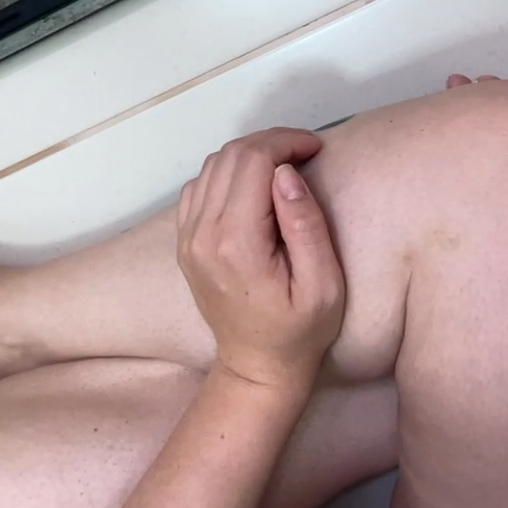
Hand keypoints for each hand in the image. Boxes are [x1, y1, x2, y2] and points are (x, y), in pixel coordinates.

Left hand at [176, 128, 344, 394]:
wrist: (256, 366)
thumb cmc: (300, 329)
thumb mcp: (323, 284)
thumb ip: (305, 224)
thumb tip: (286, 172)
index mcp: (237, 241)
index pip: (253, 160)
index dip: (287, 142)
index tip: (316, 148)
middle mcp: (202, 232)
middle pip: (232, 155)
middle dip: (272, 141)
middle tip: (305, 151)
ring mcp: (187, 235)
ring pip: (214, 164)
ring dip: (250, 153)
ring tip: (285, 164)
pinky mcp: (184, 238)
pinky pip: (201, 183)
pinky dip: (229, 171)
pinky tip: (255, 185)